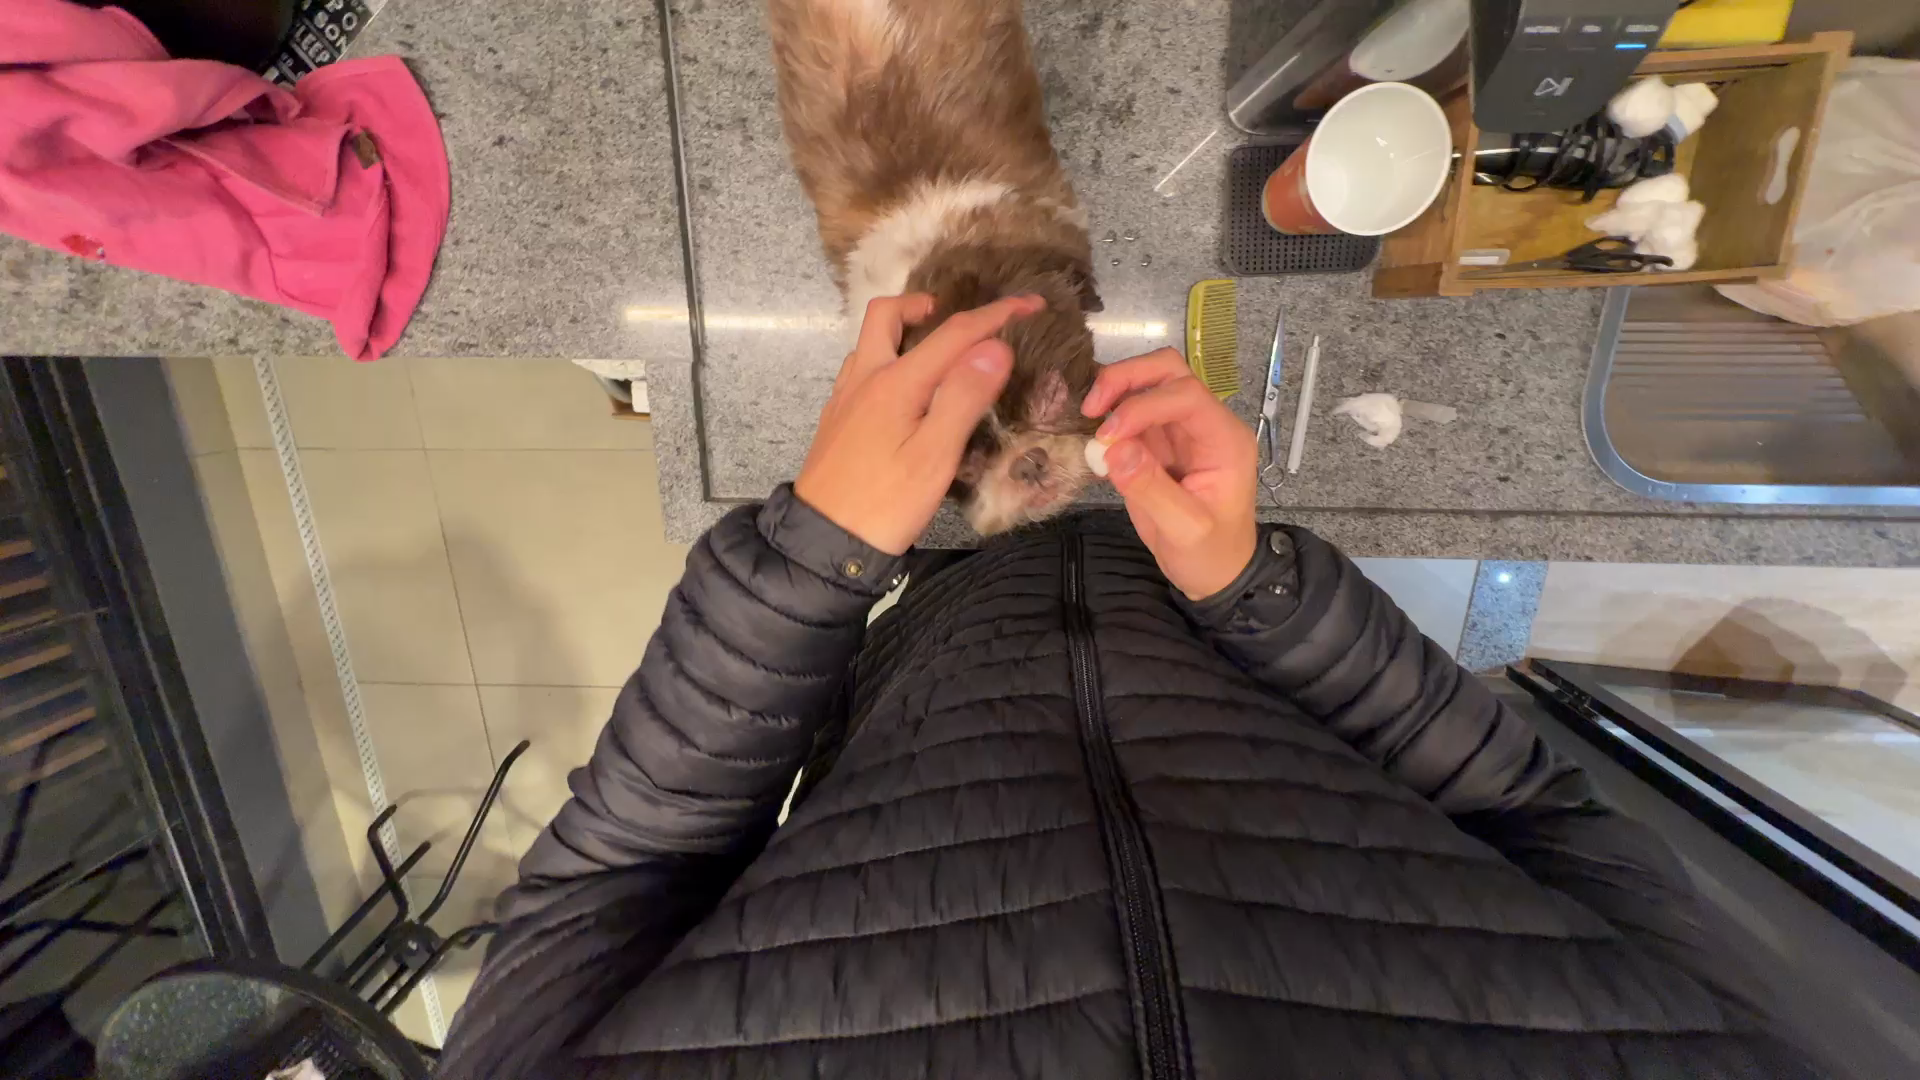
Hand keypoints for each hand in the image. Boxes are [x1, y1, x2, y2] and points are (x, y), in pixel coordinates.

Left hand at [795, 292, 1045, 553]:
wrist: (825, 542)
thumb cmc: (886, 503)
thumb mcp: (934, 456)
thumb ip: (963, 398)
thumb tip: (995, 347)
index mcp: (896, 383)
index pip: (953, 333)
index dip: (996, 315)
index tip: (1031, 305)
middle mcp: (865, 379)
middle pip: (888, 315)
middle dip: (926, 304)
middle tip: (960, 321)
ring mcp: (846, 399)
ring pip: (870, 342)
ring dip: (903, 331)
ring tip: (937, 353)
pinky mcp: (838, 420)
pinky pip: (862, 369)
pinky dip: (888, 360)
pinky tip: (905, 393)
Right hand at [1082, 347, 1258, 599]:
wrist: (1215, 574)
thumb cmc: (1210, 553)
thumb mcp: (1184, 529)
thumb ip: (1151, 489)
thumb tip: (1114, 450)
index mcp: (1223, 439)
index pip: (1185, 395)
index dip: (1142, 404)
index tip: (1108, 434)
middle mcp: (1204, 425)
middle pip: (1167, 371)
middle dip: (1126, 379)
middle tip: (1091, 408)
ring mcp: (1179, 431)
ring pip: (1146, 383)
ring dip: (1114, 392)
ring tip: (1088, 420)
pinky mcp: (1156, 444)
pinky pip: (1130, 415)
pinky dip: (1108, 417)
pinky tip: (1093, 440)